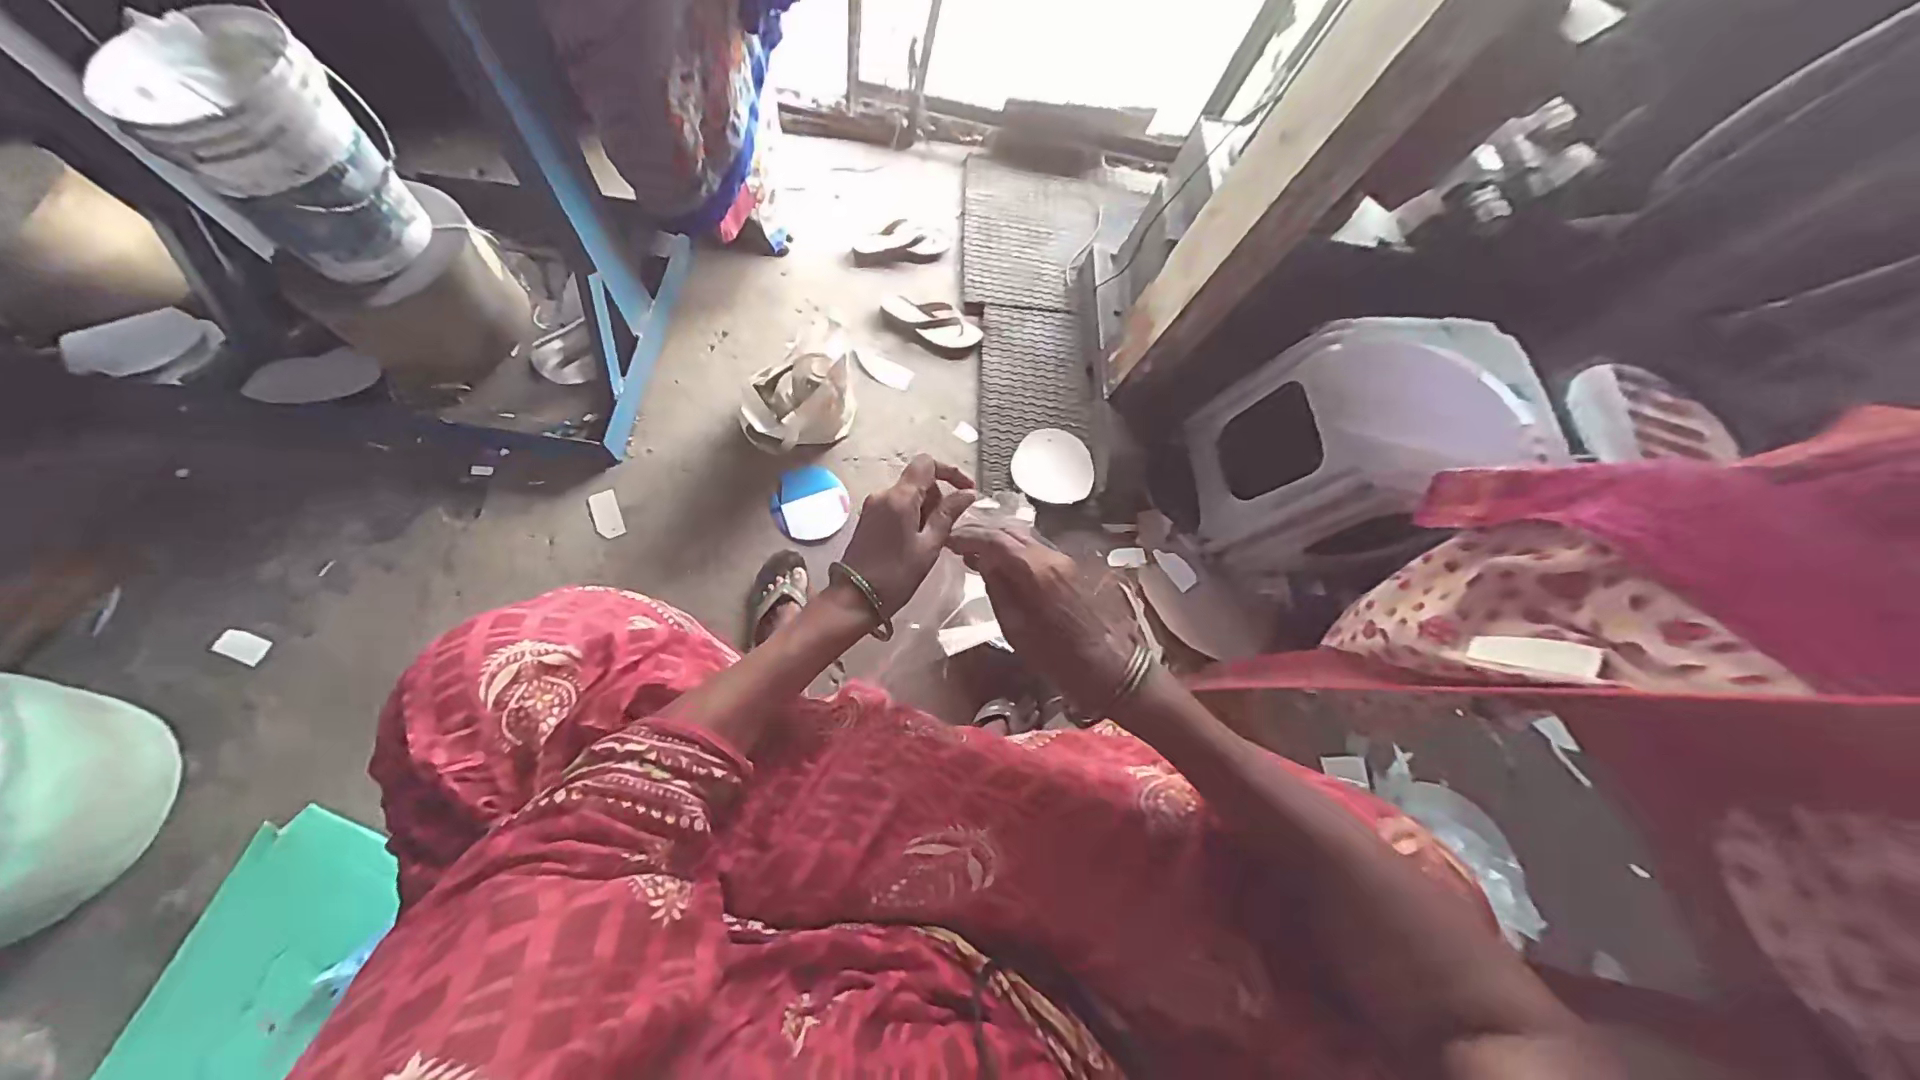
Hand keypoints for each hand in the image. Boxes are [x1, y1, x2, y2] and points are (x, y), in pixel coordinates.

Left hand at [837, 455, 975, 618]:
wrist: (854, 599)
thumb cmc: (896, 575)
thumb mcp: (929, 546)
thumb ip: (948, 515)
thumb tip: (967, 494)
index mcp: (900, 497)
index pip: (927, 463)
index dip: (951, 472)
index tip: (966, 491)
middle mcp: (883, 494)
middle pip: (918, 481)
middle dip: (938, 497)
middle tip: (946, 529)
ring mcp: (872, 506)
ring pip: (908, 495)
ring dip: (925, 509)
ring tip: (930, 541)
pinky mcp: (868, 519)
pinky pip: (896, 507)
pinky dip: (911, 517)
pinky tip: (915, 542)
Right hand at [945, 522, 1142, 712]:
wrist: (1111, 668)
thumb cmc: (1059, 658)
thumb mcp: (1015, 629)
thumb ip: (997, 589)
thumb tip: (983, 563)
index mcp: (1034, 569)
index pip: (993, 538)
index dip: (967, 537)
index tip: (948, 542)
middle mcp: (1051, 556)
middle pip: (1010, 530)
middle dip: (981, 534)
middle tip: (958, 545)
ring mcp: (1065, 560)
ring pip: (1025, 538)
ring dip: (999, 541)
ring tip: (977, 555)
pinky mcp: (1072, 570)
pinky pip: (1037, 550)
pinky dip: (1016, 551)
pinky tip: (1004, 565)